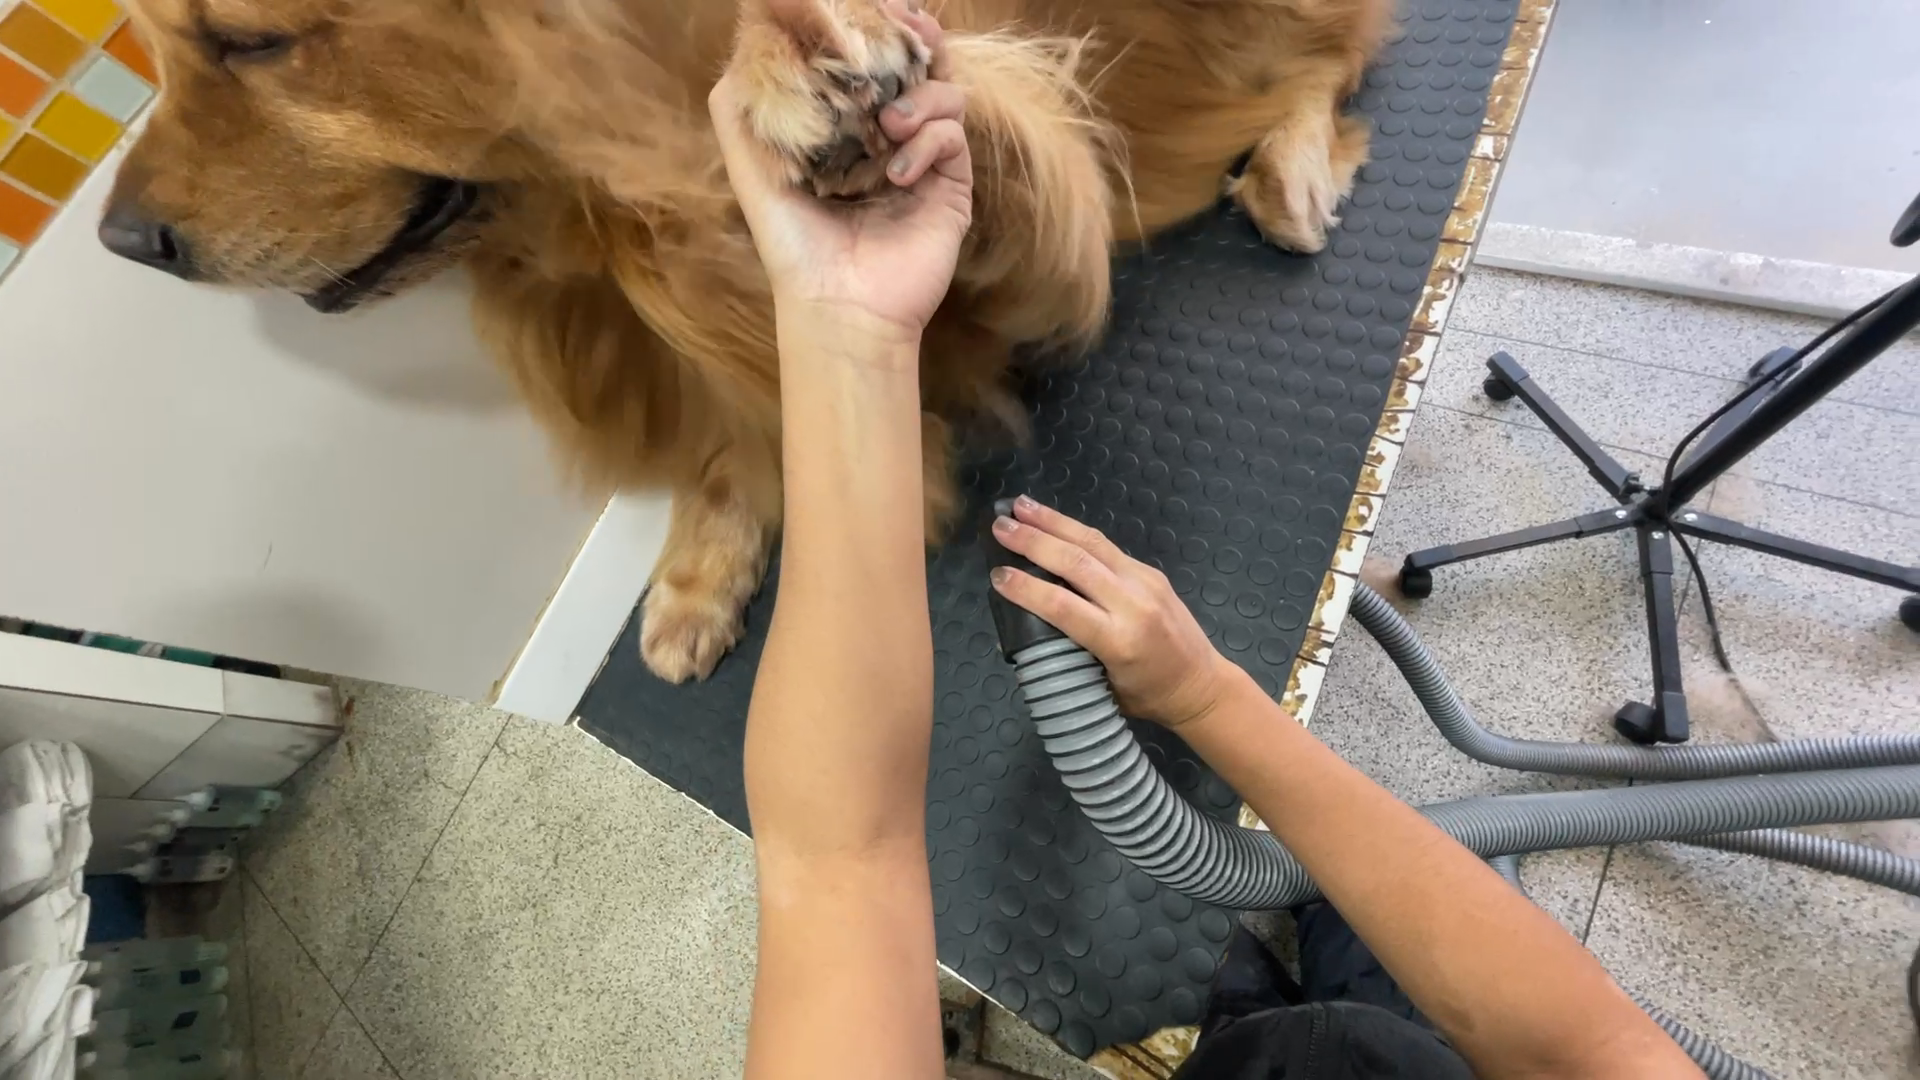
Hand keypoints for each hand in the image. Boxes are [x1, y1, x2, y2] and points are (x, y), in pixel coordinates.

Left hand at [709, 4, 972, 344]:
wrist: (839, 306)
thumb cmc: (794, 245)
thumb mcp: (751, 165)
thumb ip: (744, 101)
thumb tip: (754, 32)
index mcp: (846, 133)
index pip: (869, 63)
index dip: (874, 25)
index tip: (871, 6)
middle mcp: (888, 143)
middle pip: (917, 67)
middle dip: (911, 38)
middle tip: (902, 25)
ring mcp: (924, 166)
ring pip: (946, 93)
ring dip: (920, 94)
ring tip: (887, 125)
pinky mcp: (950, 190)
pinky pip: (953, 138)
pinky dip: (930, 139)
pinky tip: (900, 170)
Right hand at [989, 497, 1244, 729]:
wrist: (1202, 684)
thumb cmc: (1147, 696)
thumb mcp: (1101, 687)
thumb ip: (1065, 657)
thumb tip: (1019, 634)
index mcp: (1119, 641)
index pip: (1063, 607)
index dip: (1027, 589)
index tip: (996, 576)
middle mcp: (1133, 605)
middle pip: (1076, 563)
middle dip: (1034, 541)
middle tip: (999, 526)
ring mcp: (1145, 582)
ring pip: (1093, 543)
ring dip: (1053, 521)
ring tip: (1020, 506)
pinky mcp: (1150, 571)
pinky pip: (1106, 546)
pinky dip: (1074, 530)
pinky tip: (1052, 521)